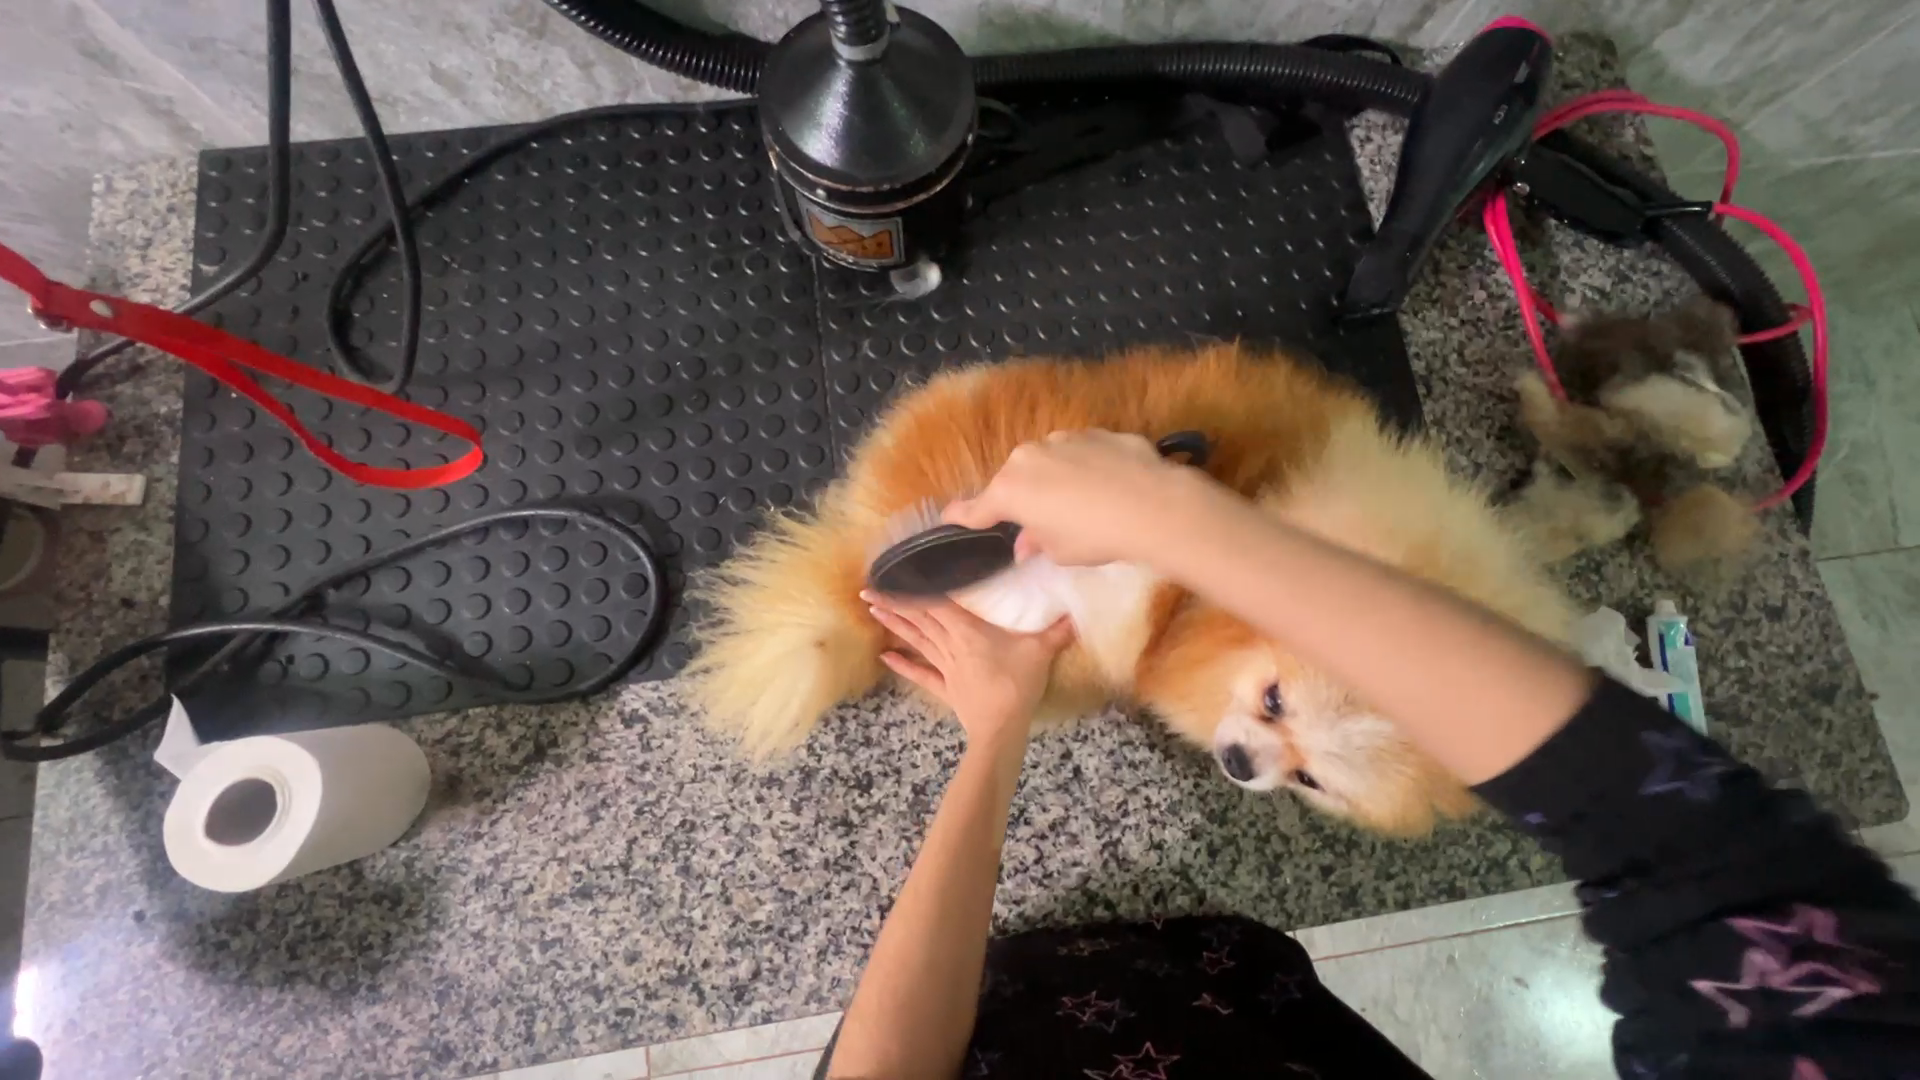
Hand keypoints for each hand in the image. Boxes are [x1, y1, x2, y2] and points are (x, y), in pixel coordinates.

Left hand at [861, 590, 1073, 750]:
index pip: (936, 603)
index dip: (913, 588)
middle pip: (919, 619)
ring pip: (916, 641)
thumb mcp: (1040, 652)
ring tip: (872, 610)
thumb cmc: (1017, 684)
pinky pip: (921, 674)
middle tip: (867, 589)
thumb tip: (1076, 612)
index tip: (891, 575)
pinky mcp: (946, 688)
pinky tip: (884, 657)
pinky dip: (903, 665)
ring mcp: (945, 667)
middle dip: (893, 603)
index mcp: (968, 631)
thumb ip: (1057, 631)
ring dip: (894, 625)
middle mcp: (951, 645)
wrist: (1002, 728)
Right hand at [942, 430, 1200, 565]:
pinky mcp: (1097, 432)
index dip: (962, 516)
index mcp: (1010, 489)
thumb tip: (1028, 541)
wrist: (1152, 505)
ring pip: (1048, 461)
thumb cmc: (1095, 536)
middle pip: (1015, 480)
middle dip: (1022, 498)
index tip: (948, 517)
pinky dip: (1086, 468)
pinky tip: (1108, 487)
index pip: (976, 507)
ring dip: (1055, 479)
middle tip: (1039, 522)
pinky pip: (1082, 453)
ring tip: (1082, 504)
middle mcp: (1029, 457)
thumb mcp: (1060, 551)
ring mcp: (1064, 439)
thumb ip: (1037, 542)